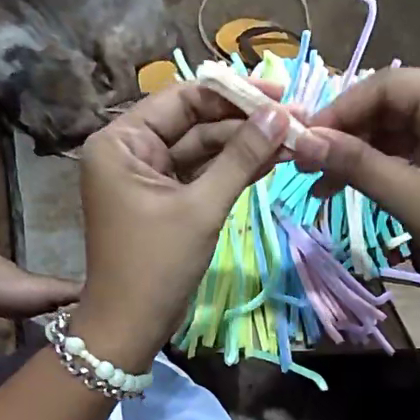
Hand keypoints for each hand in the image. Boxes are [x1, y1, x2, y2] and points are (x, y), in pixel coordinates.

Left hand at [74, 80, 290, 371]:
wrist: (131, 326)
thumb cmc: (156, 264)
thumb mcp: (201, 207)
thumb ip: (240, 158)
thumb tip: (280, 115)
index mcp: (121, 140)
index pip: (183, 99)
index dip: (233, 94)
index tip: (281, 93)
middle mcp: (131, 150)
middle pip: (195, 123)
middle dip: (245, 123)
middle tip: (298, 119)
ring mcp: (149, 176)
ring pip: (203, 150)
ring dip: (245, 147)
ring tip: (295, 139)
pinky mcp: (166, 200)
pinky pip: (202, 175)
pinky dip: (233, 170)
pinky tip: (272, 160)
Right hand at [300, 69, 419, 307]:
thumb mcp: (410, 198)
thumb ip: (355, 164)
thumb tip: (301, 142)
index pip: (387, 85)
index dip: (339, 111)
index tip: (303, 141)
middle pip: (397, 103)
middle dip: (351, 135)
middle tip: (309, 168)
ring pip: (408, 126)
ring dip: (368, 153)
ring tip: (327, 185)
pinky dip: (394, 163)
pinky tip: (363, 184)